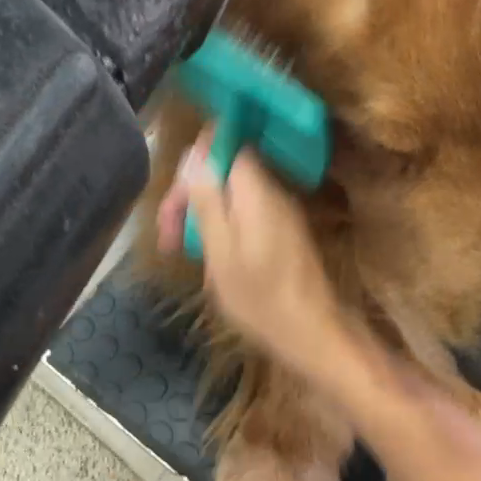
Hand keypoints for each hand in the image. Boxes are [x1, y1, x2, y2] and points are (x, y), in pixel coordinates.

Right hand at [162, 133, 351, 374]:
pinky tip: (213, 261)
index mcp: (255, 190)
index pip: (224, 145)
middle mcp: (272, 192)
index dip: (194, 162)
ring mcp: (281, 212)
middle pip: (224, 172)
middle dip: (192, 196)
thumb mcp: (220, 251)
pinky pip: (246, 215)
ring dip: (204, 216)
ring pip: (232, 196)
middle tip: (168, 237)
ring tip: (184, 252)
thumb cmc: (260, 298)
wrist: (312, 334)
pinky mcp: (284, 232)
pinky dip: (224, 229)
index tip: (175, 198)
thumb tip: (194, 154)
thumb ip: (207, 200)